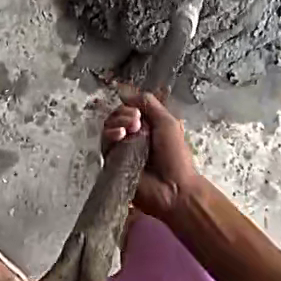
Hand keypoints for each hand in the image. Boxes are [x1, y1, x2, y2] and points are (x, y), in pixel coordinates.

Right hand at [101, 89, 202, 222]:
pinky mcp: (112, 164)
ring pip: (108, 128)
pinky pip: (105, 145)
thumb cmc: (175, 156)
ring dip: (117, 123)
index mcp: (145, 128)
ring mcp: (121, 151)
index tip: (139, 113)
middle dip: (123, 114)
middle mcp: (131, 138)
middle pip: (115, 117)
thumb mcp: (167, 122)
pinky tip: (120, 136)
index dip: (129, 107)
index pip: (127, 110)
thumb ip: (148, 103)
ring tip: (130, 130)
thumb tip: (124, 93)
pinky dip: (110, 136)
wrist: (174, 188)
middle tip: (136, 122)